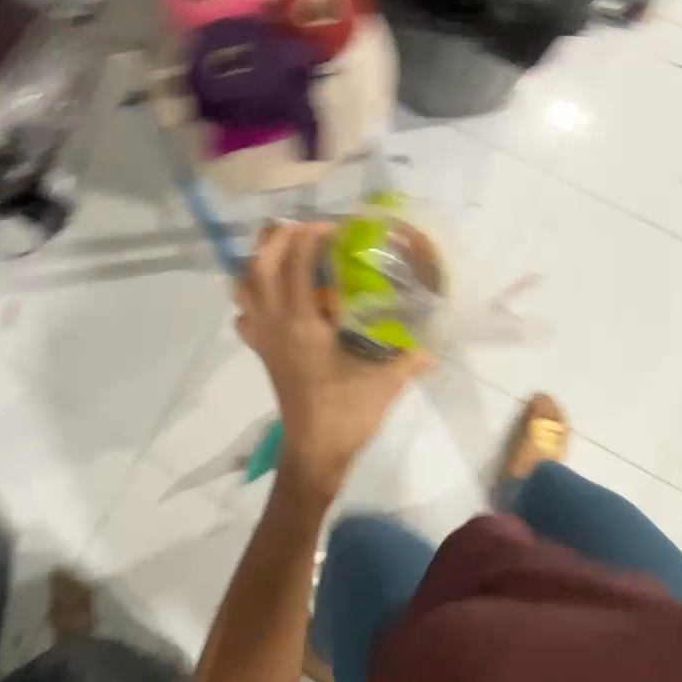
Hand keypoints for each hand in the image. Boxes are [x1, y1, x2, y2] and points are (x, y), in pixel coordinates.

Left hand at [235, 223, 431, 497]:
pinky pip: (244, 314)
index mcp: (303, 324)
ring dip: (259, 260)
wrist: (314, 453)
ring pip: (244, 286)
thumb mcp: (385, 382)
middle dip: (278, 238)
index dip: (311, 237)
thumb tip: (437, 340)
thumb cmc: (347, 413)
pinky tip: (274, 295)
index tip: (334, 227)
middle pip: (259, 266)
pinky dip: (251, 295)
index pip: (297, 265)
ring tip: (286, 250)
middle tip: (307, 229)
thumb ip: (412, 356)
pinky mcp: (261, 351)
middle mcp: (276, 324)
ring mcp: (263, 337)